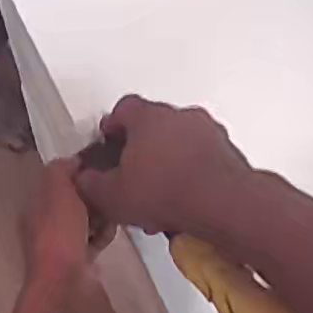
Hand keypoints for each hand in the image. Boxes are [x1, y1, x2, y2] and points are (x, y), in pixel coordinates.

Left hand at [25, 159, 105, 280]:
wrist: (64, 279)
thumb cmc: (60, 231)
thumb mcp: (58, 189)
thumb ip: (62, 169)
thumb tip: (73, 160)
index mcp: (36, 201)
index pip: (59, 177)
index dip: (79, 170)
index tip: (101, 166)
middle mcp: (45, 220)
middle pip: (76, 198)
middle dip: (95, 195)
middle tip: (108, 195)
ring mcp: (60, 240)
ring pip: (88, 218)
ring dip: (101, 217)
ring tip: (110, 219)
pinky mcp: (76, 257)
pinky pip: (93, 238)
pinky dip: (102, 235)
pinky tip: (106, 237)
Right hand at [74, 96, 254, 234]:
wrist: (219, 204)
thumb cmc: (169, 191)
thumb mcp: (110, 195)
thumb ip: (90, 184)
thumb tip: (84, 181)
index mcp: (148, 118)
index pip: (123, 108)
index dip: (111, 125)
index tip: (107, 137)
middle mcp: (180, 117)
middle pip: (153, 123)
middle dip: (140, 145)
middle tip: (130, 168)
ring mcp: (208, 132)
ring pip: (179, 140)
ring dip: (167, 159)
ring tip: (157, 190)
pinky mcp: (227, 153)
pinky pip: (201, 157)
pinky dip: (190, 172)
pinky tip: (181, 199)